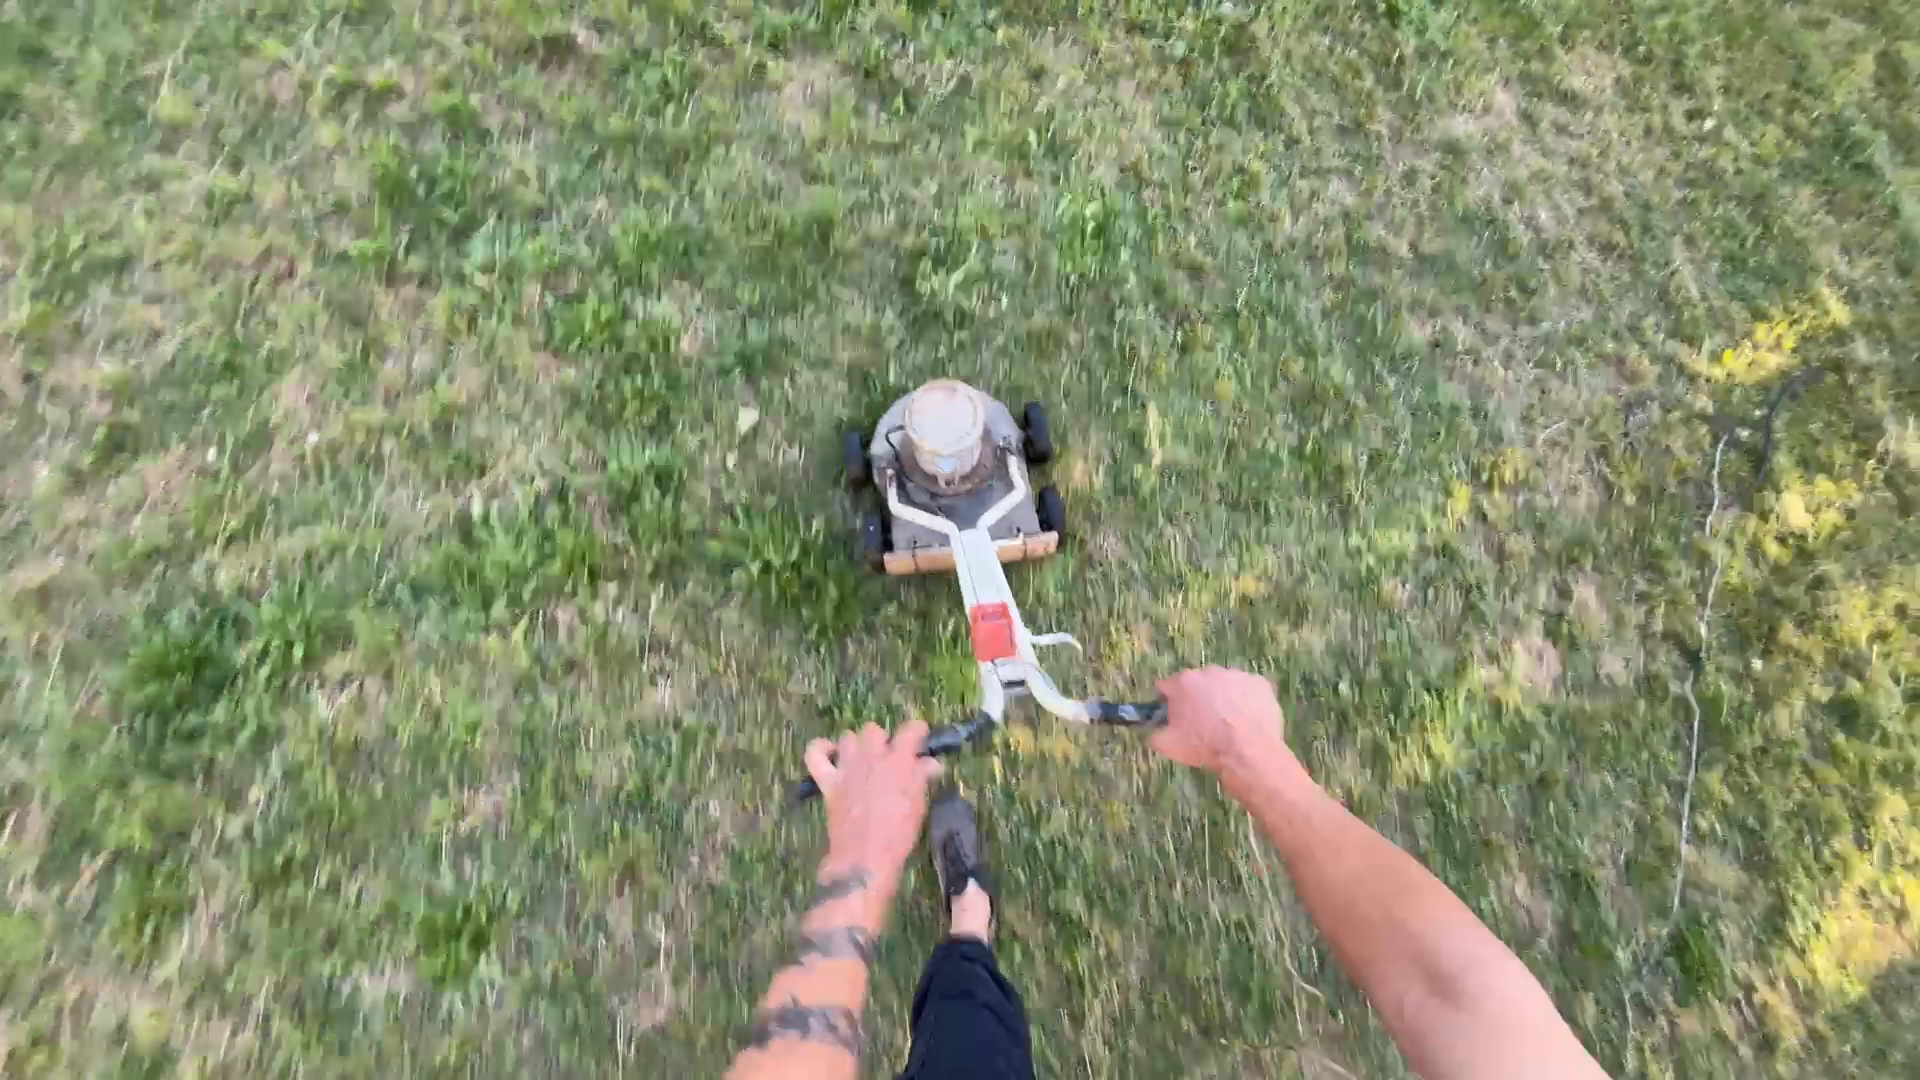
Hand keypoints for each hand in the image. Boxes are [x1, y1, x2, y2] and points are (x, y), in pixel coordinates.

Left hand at [804, 722, 943, 889]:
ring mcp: (847, 767)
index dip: (917, 730)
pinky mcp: (828, 781)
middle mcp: (872, 756)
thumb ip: (922, 778)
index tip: (919, 739)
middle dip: (881, 740)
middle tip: (887, 759)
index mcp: (899, 761)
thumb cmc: (898, 835)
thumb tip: (931, 763)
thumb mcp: (918, 806)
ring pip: (848, 737)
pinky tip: (831, 755)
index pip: (911, 729)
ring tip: (862, 761)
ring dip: (856, 746)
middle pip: (874, 730)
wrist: (865, 859)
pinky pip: (815, 754)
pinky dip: (820, 750)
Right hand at [1152, 667, 1293, 788]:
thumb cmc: (1205, 747)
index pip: (1167, 685)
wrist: (1248, 753)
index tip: (1173, 714)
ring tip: (1228, 721)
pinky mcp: (1260, 683)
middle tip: (1202, 721)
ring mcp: (1237, 675)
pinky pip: (1248, 689)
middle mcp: (1209, 672)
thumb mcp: (1168, 746)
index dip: (1167, 700)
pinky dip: (1245, 699)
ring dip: (1222, 696)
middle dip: (1197, 697)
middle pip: (1197, 682)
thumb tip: (1151, 731)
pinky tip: (1247, 718)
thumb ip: (1154, 733)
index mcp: (1183, 682)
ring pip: (1224, 683)